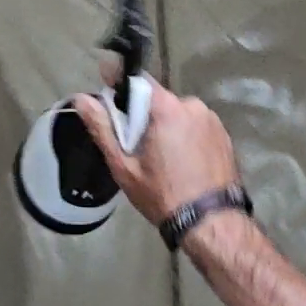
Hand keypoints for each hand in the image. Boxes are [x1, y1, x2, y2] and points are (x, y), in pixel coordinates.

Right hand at [73, 78, 240, 222]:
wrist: (212, 224)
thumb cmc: (163, 195)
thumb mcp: (124, 166)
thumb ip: (102, 128)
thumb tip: (81, 99)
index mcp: (166, 107)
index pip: (138, 80)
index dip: (121, 85)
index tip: (109, 93)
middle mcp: (192, 104)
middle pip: (158, 100)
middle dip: (145, 115)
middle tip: (137, 145)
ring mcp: (212, 119)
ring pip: (178, 113)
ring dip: (167, 126)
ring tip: (162, 158)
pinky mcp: (224, 134)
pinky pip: (196, 126)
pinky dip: (187, 136)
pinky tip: (184, 162)